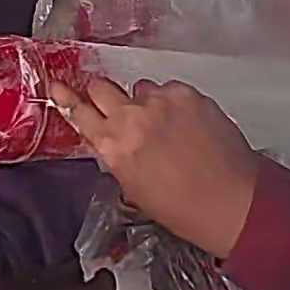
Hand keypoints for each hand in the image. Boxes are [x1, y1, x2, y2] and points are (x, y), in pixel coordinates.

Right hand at [49, 77, 258, 258]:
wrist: (233, 202)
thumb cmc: (181, 206)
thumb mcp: (132, 184)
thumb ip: (115, 151)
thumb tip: (109, 133)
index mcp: (113, 146)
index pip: (78, 110)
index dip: (65, 95)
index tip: (56, 84)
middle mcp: (131, 118)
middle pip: (101, 86)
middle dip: (104, 94)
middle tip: (118, 108)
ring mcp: (160, 101)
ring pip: (140, 88)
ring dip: (145, 102)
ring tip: (167, 127)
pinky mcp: (186, 93)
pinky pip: (168, 90)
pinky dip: (173, 103)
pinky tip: (188, 125)